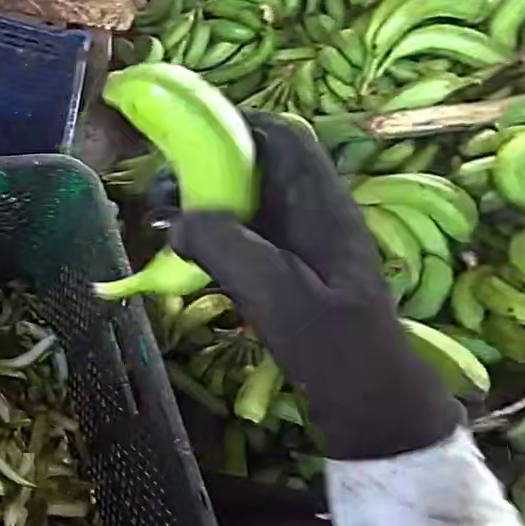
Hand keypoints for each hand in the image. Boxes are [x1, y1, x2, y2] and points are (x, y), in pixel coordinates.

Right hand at [171, 113, 462, 460]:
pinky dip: (209, 235)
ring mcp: (300, 242)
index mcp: (320, 207)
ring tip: (160, 224)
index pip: (283, 139)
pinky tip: (184, 254)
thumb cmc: (332, 346)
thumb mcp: (277, 294)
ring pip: (244, 203)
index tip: (184, 141)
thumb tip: (178, 221)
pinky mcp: (287, 268)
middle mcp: (311, 214)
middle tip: (158, 197)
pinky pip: (242, 235)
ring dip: (200, 206)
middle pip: (256, 168)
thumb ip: (228, 248)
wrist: (366, 397)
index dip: (236, 127)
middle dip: (203, 171)